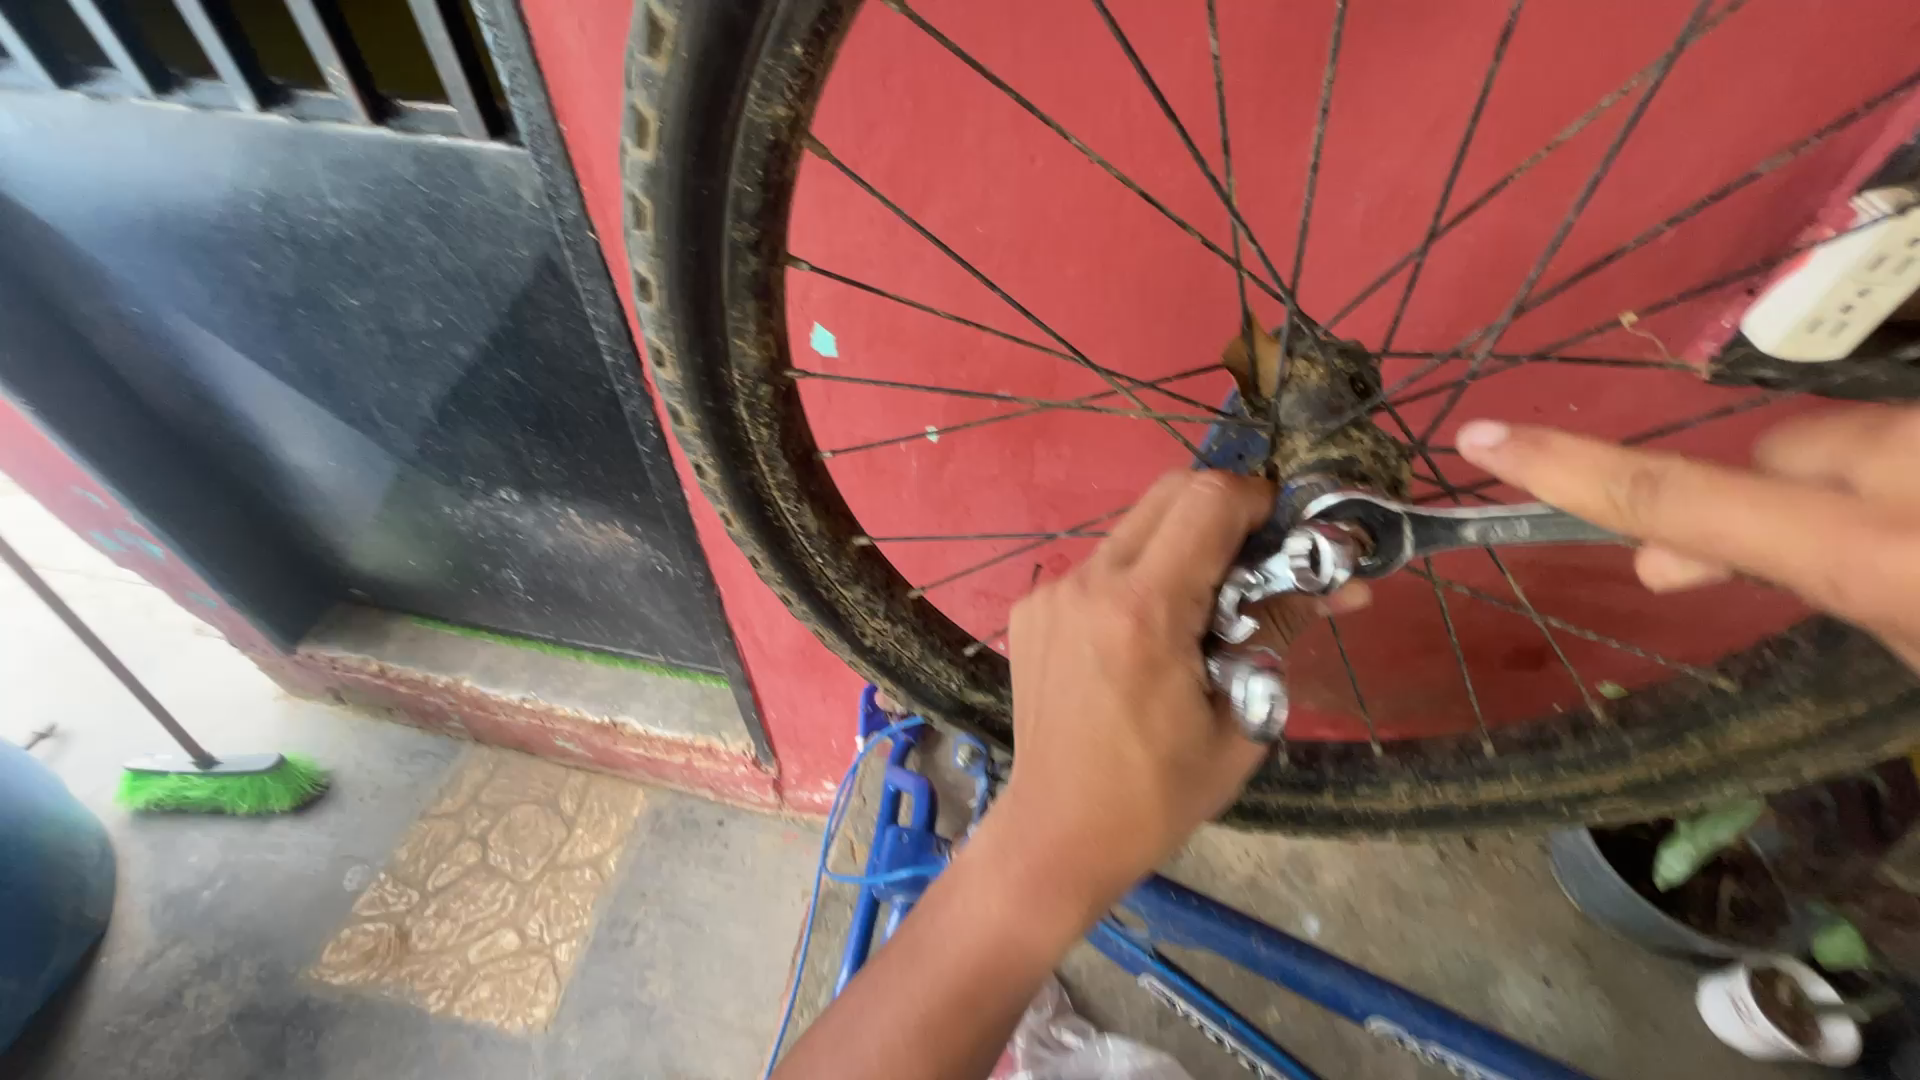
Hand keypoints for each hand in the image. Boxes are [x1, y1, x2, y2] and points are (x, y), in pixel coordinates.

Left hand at [978, 470, 1291, 915]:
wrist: (1057, 830)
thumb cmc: (1157, 795)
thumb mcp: (1242, 719)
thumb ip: (1277, 633)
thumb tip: (1336, 584)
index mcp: (1143, 611)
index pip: (1208, 501)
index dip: (1258, 501)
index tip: (1285, 534)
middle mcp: (1088, 584)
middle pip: (1167, 493)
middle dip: (1223, 511)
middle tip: (1254, 562)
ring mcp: (1050, 593)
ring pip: (1131, 529)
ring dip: (1177, 547)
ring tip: (1200, 610)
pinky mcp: (1030, 609)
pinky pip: (1097, 568)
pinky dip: (1134, 579)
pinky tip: (1143, 636)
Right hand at [1455, 404, 1919, 672]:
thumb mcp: (1910, 646)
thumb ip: (1806, 588)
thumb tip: (1668, 560)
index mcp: (1882, 557)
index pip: (1674, 497)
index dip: (1567, 468)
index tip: (1482, 439)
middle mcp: (1915, 477)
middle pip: (1788, 448)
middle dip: (1777, 492)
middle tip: (1801, 559)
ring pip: (1862, 436)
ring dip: (1860, 483)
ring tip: (1906, 537)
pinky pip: (1917, 437)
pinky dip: (1913, 477)